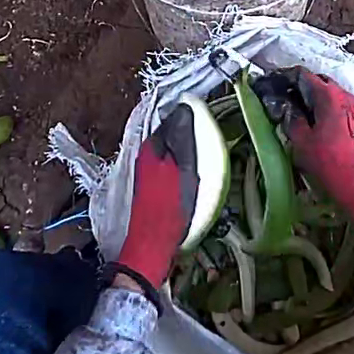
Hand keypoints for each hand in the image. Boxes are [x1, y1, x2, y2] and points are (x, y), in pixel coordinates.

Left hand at [111, 102, 197, 300]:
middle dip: (186, 133)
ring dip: (183, 151)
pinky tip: (189, 178)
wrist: (150, 244)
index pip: (172, 119)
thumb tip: (183, 108)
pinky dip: (178, 166)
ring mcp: (144, 172)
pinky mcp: (147, 187)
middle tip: (209, 139)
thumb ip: (182, 139)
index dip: (190, 117)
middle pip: (169, 135)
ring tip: (202, 158)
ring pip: (167, 151)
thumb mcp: (184, 170)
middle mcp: (144, 155)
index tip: (208, 120)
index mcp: (152, 147)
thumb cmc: (170, 207)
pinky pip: (165, 167)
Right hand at [255, 67, 353, 252]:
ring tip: (303, 114)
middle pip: (321, 83)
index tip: (273, 85)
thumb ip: (292, 120)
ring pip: (333, 97)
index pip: (303, 75)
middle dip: (303, 88)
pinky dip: (329, 112)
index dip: (285, 78)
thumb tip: (286, 107)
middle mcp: (347, 97)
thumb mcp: (302, 143)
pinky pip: (343, 110)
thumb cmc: (332, 164)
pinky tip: (321, 126)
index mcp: (329, 96)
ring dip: (318, 101)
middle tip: (287, 99)